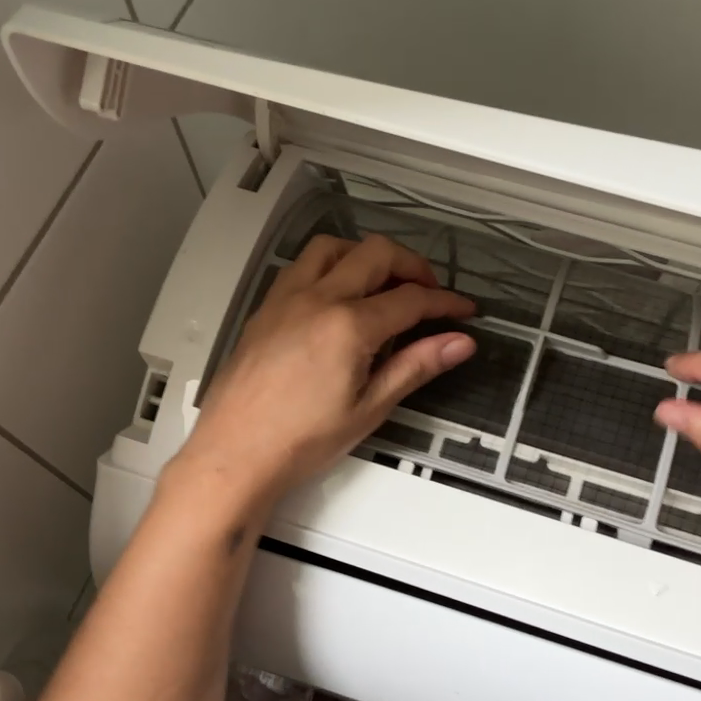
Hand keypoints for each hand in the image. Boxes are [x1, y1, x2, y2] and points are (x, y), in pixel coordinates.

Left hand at [174, 233, 475, 506]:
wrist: (236, 454)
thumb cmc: (300, 441)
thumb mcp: (370, 408)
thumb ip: (416, 366)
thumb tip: (459, 344)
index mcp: (348, 326)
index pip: (410, 299)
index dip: (445, 303)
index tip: (464, 311)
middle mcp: (316, 299)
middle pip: (376, 254)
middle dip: (412, 266)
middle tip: (430, 293)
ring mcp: (286, 299)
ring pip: (334, 247)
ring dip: (367, 256)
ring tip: (385, 284)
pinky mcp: (266, 309)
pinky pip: (302, 265)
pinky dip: (332, 265)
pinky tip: (339, 296)